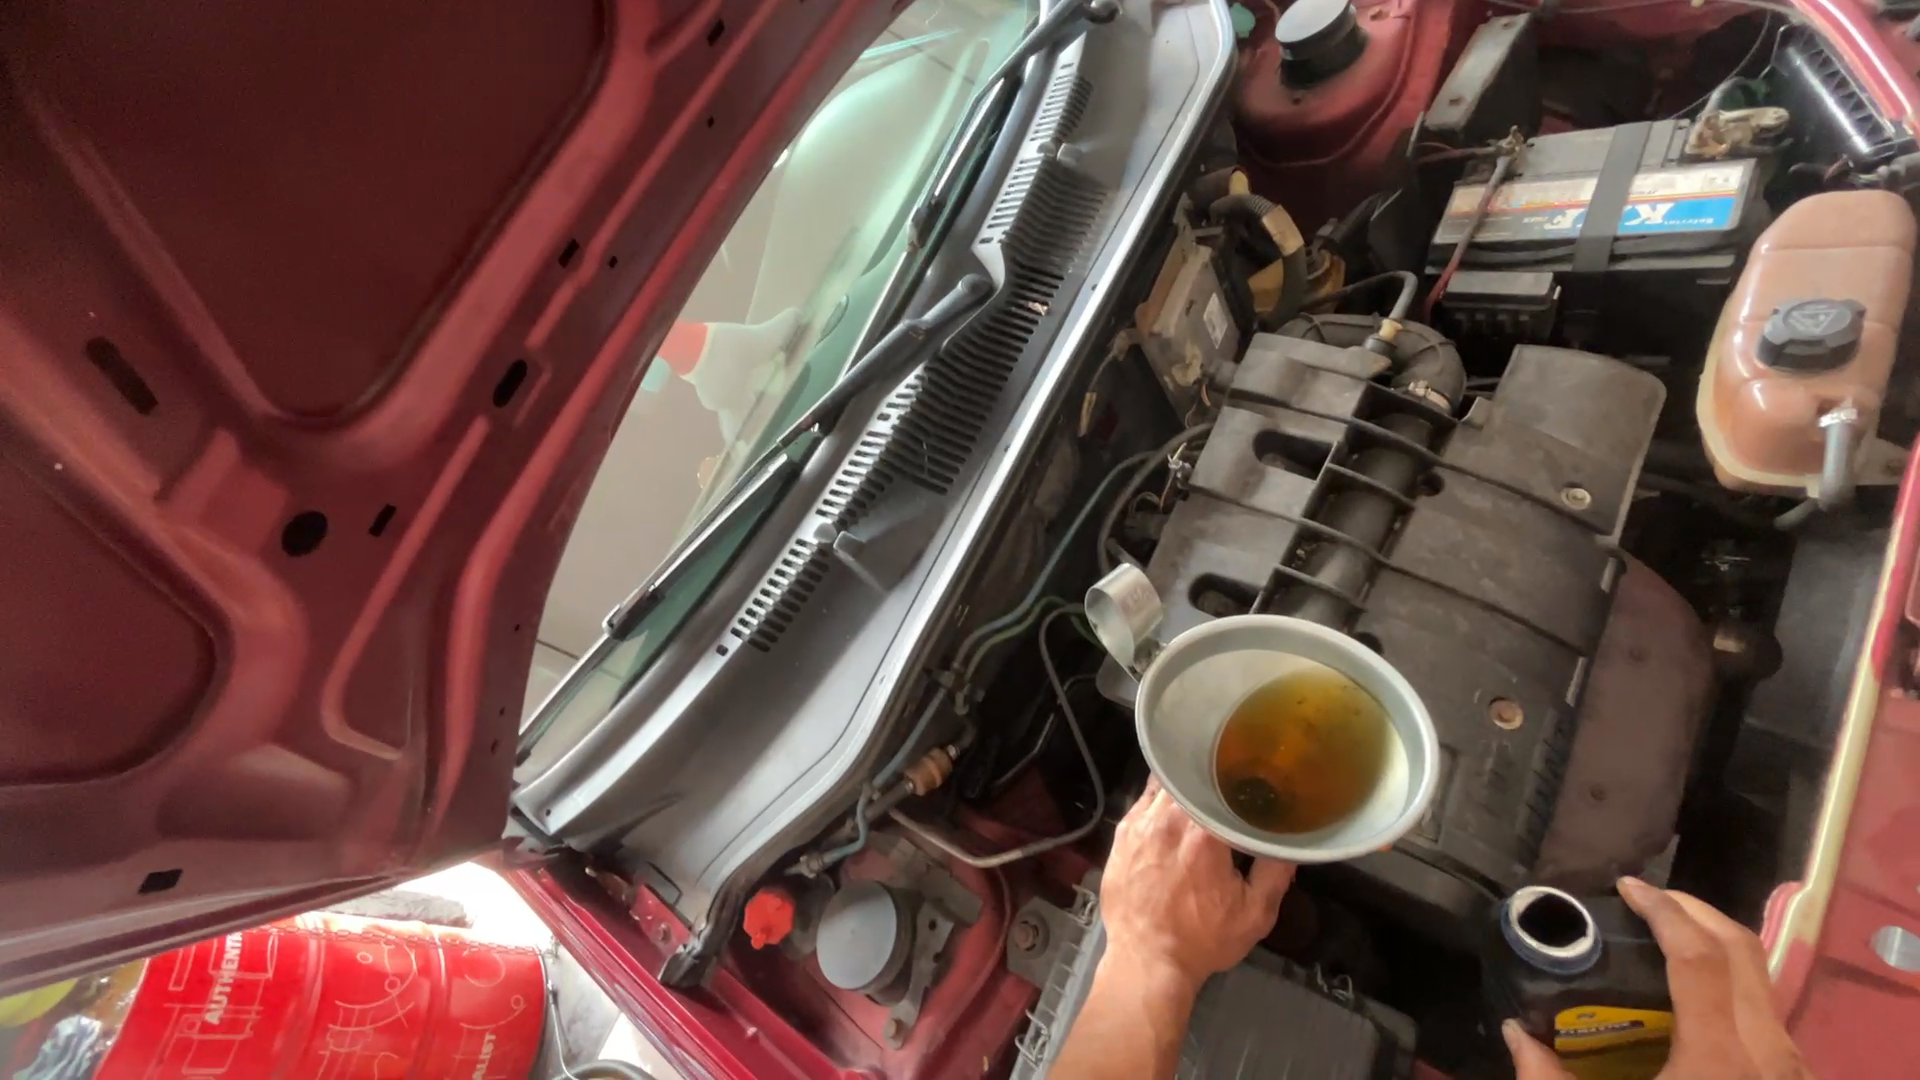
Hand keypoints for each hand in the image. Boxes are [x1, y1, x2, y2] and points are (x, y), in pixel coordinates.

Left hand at [1099, 780, 1294, 996]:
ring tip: (1198, 796)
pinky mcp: (1122, 831)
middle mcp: (1169, 817)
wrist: (1147, 958)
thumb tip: (1287, 843)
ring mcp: (1141, 822)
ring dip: (1183, 789)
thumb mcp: (1254, 913)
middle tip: (1224, 788)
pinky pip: (1144, 801)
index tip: (1248, 785)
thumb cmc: (1203, 938)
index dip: (1237, 783)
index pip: (1224, 787)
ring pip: (1166, 786)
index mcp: (1204, 833)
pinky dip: (1160, 801)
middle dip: (1208, 781)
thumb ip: (1275, 872)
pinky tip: (1170, 812)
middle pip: (1191, 781)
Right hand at [1505, 877, 1809, 1078]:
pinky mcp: (1790, 1077)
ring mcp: (1789, 1067)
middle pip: (1743, 951)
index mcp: (1721, 1058)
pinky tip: (1683, 985)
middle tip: (1641, 895)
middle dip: (1691, 908)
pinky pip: (1763, 1004)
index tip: (1624, 887)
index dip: (1663, 911)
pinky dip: (1724, 974)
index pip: (1700, 959)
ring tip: (1658, 931)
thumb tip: (1515, 1031)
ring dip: (1710, 939)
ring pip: (1762, 975)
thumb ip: (1546, 1075)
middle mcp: (1769, 1054)